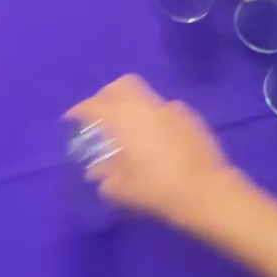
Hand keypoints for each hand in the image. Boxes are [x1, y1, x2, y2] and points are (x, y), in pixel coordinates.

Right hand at [66, 75, 243, 226]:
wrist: (205, 191)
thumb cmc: (155, 188)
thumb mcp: (121, 188)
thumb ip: (105, 176)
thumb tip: (96, 172)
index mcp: (122, 118)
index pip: (93, 105)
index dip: (78, 111)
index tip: (71, 119)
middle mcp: (145, 106)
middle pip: (120, 85)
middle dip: (106, 95)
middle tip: (100, 113)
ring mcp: (171, 108)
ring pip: (145, 96)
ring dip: (132, 106)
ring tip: (129, 128)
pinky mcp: (191, 118)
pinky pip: (165, 110)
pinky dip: (154, 118)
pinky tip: (156, 138)